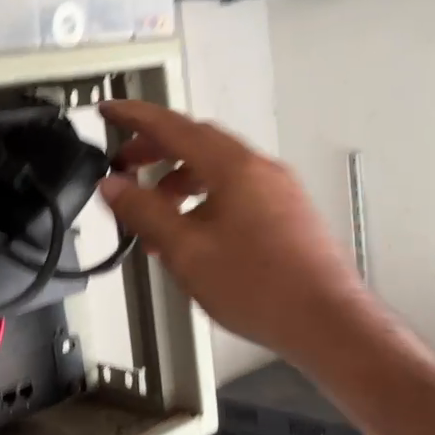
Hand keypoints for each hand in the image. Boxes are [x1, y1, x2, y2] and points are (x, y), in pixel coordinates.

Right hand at [96, 100, 378, 361]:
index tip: (109, 111)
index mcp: (234, 168)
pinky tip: (188, 231)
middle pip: (197, 142)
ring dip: (176, 179)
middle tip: (123, 164)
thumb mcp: (184, 250)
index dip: (135, 117)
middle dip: (154, 149)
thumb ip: (143, 212)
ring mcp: (278, 191)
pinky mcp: (285, 214)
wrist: (325, 323)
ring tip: (151, 210)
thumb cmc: (260, 288)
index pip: (174, 127)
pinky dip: (202, 197)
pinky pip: (235, 190)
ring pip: (216, 169)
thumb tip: (113, 186)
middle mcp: (260, 170)